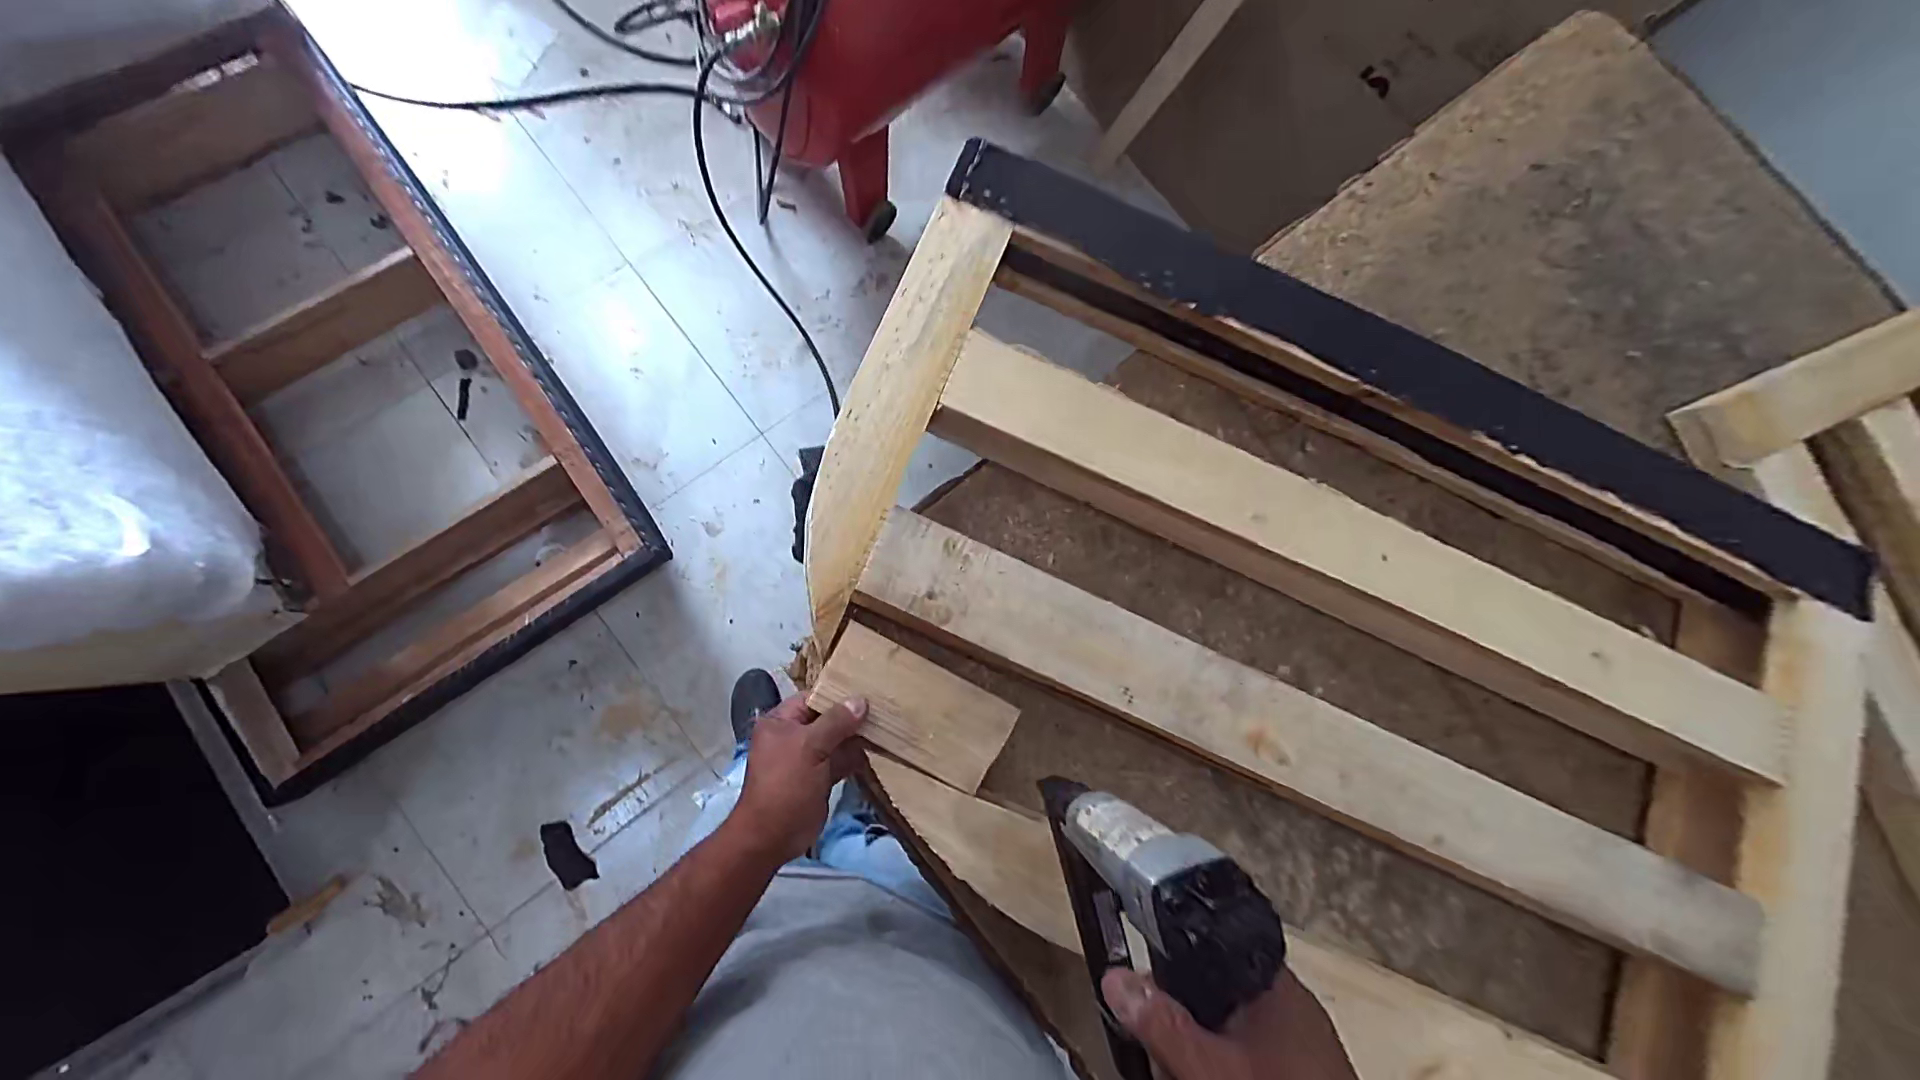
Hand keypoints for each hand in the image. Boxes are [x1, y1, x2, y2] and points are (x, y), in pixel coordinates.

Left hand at [725, 693, 867, 862]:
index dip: (838, 694)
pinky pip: (840, 760)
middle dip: (852, 715)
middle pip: (827, 718)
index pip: (812, 698)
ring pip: (836, 740)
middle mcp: (793, 736)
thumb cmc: (785, 783)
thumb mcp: (810, 746)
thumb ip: (836, 722)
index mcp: (781, 721)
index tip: (868, 689)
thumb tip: (861, 701)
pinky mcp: (819, 777)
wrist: (772, 836)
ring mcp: (807, 757)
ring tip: (887, 725)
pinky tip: (879, 749)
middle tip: (884, 707)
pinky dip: (856, 756)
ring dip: (857, 736)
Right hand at [1101, 967, 1358, 1079]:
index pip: (1205, 947)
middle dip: (1178, 1025)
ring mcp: (1296, 1045)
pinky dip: (1219, 1068)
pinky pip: (1243, 1057)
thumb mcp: (1212, 1069)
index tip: (1144, 996)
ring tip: (1180, 1074)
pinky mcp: (1298, 1072)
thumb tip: (1114, 978)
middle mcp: (1285, 1004)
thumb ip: (1164, 1024)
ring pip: (1222, 1031)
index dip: (1168, 966)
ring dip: (1194, 1053)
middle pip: (1208, 994)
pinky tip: (1206, 1078)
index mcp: (1269, 981)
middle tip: (1165, 1061)